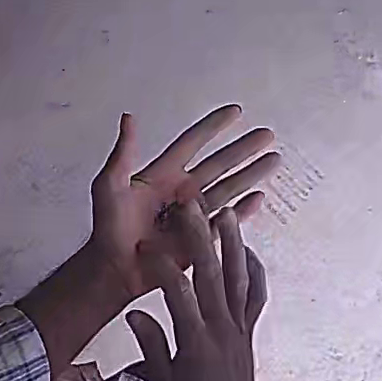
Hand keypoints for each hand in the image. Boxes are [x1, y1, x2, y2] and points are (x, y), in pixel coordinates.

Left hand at [89, 106, 280, 298]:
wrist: (113, 268)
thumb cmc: (107, 227)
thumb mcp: (110, 185)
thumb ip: (123, 153)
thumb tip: (128, 118)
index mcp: (163, 175)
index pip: (193, 143)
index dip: (213, 127)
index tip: (236, 112)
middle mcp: (182, 191)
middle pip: (220, 164)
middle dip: (244, 149)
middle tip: (267, 135)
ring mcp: (194, 215)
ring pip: (229, 189)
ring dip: (251, 174)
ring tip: (274, 159)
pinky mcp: (200, 239)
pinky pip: (226, 223)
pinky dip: (243, 211)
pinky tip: (259, 198)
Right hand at [127, 199, 285, 380]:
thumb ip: (151, 346)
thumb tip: (134, 313)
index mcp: (196, 340)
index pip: (179, 293)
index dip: (162, 267)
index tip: (147, 248)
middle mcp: (222, 326)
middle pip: (211, 273)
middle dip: (200, 236)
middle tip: (190, 206)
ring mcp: (240, 324)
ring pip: (238, 276)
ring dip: (232, 242)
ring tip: (226, 212)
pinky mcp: (250, 327)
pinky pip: (256, 294)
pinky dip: (254, 270)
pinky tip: (248, 250)